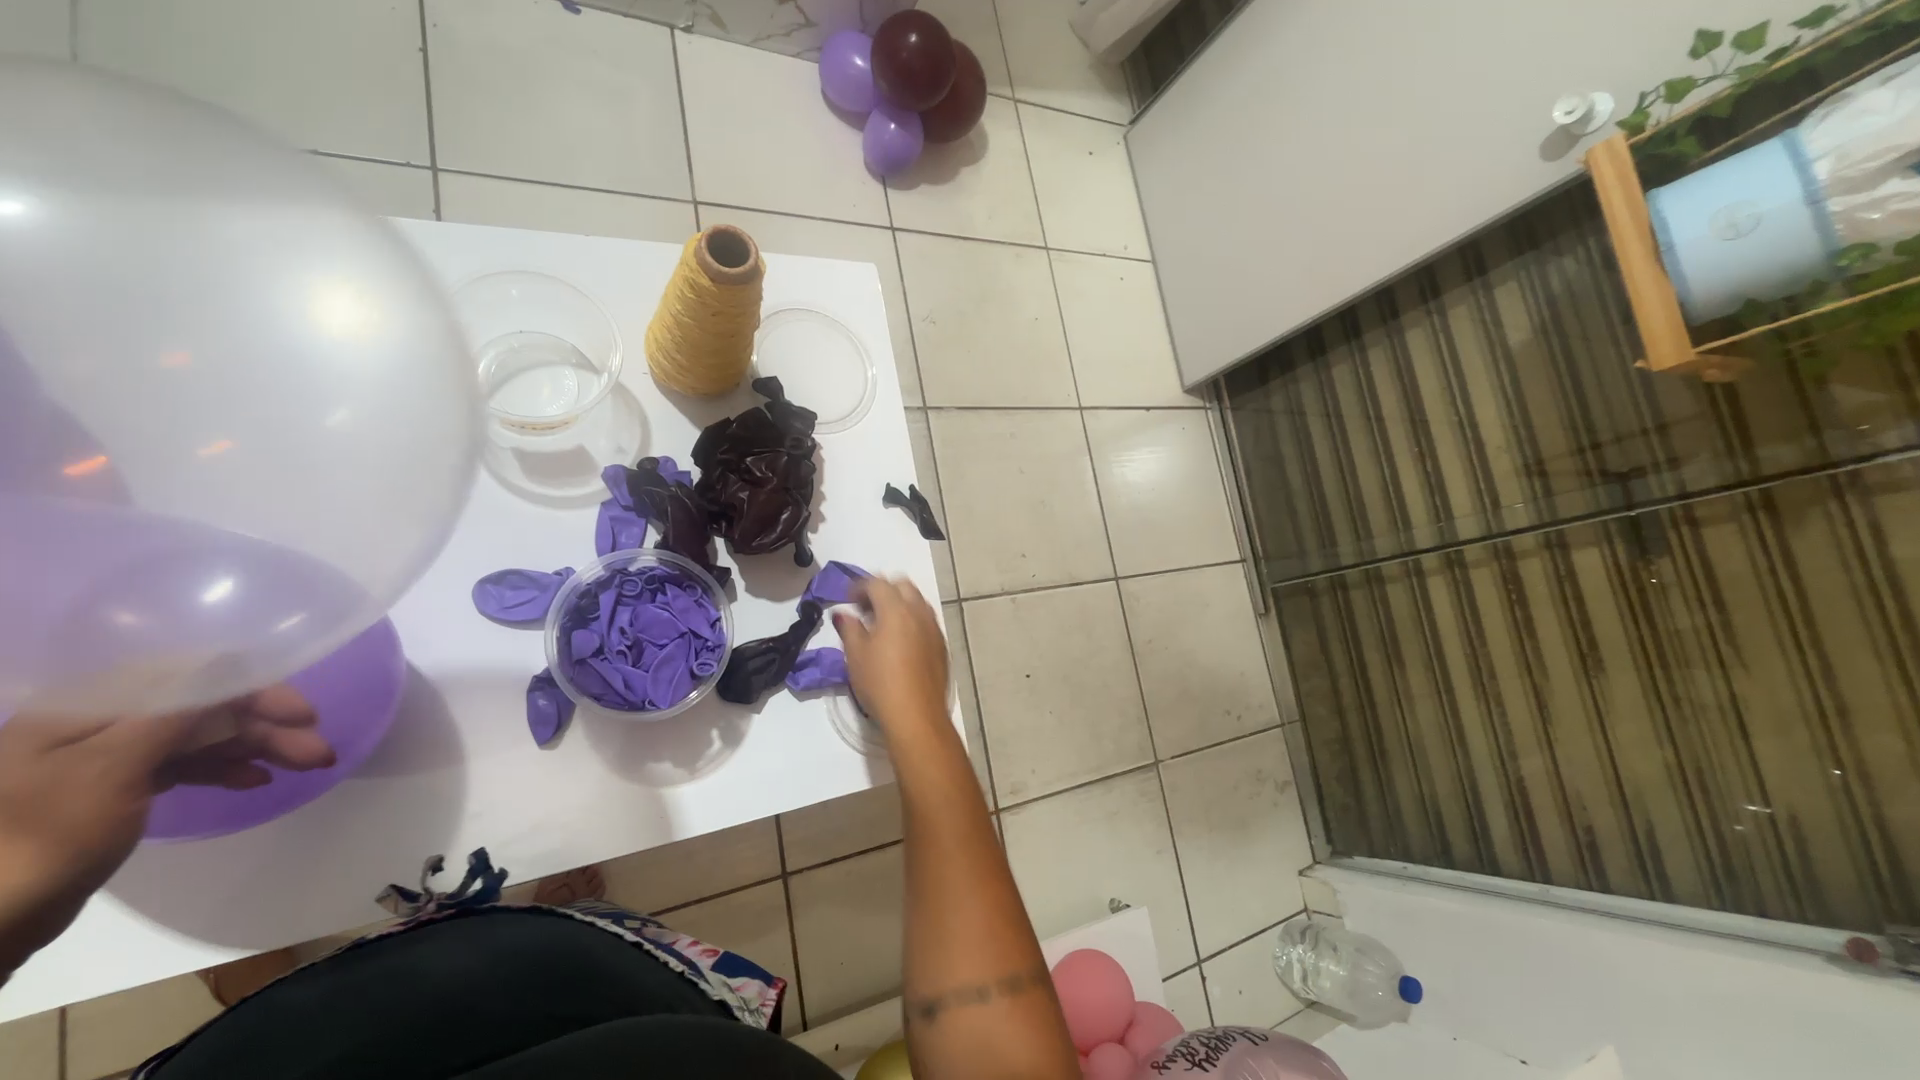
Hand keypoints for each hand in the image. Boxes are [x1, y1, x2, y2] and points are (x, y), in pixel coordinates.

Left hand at [0, 686, 333, 976]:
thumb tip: (229, 663)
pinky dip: (219, 770)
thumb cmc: (45, 837)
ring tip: (306, 765)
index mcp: (85, 707)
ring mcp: (100, 760)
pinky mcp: (109, 793)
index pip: (189, 679)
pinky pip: (177, 766)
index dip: (253, 690)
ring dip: (252, 748)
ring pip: (195, 739)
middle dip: (263, 726)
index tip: (304, 715)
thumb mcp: (113, 768)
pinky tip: (254, 780)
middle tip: (318, 751)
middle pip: (198, 710)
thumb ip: (173, 713)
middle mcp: (94, 724)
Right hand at [836, 577, 949, 732]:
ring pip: (918, 601)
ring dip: (900, 603)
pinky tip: (900, 641)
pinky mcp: (942, 645)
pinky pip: (927, 620)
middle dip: (883, 589)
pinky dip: (912, 619)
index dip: (860, 586)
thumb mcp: (855, 655)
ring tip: (882, 624)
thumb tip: (843, 613)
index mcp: (896, 610)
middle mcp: (919, 612)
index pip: (878, 584)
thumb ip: (849, 628)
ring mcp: (934, 628)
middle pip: (903, 585)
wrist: (917, 715)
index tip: (848, 599)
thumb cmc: (880, 683)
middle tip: (866, 607)